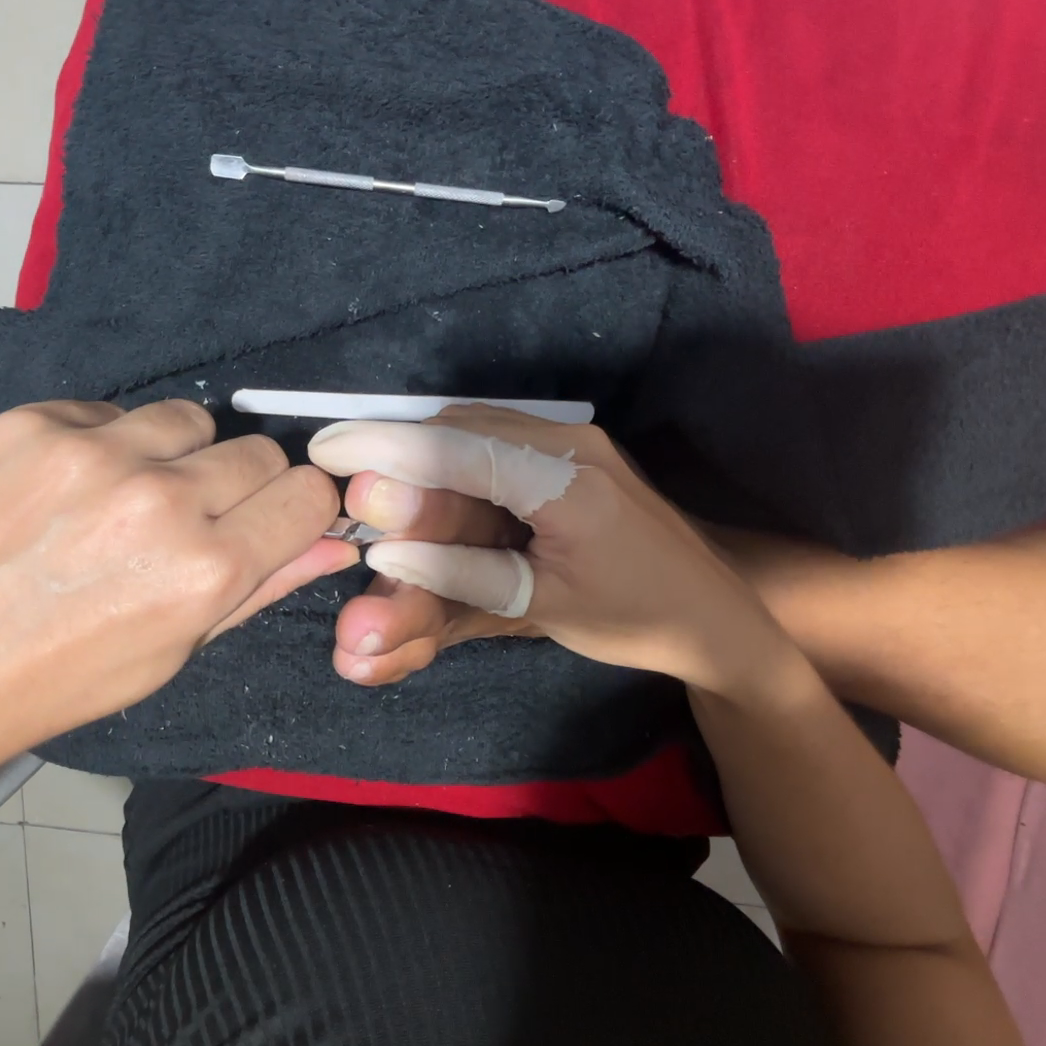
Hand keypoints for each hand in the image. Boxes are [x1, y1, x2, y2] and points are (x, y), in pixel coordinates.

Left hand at [0, 400, 355, 759]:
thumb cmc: (52, 685)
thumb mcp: (172, 654)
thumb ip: (261, 587)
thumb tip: (338, 543)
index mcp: (205, 572)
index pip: (309, 494)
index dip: (300, 509)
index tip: (274, 521)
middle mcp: (159, 500)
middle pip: (258, 451)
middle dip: (243, 485)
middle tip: (192, 522)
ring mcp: (89, 453)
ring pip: (189, 419)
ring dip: (177, 456)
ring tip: (125, 500)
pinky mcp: (28, 423)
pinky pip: (109, 412)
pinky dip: (105, 443)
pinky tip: (65, 490)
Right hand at [309, 405, 797, 695]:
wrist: (718, 612)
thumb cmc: (636, 617)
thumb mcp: (543, 605)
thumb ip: (463, 573)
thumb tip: (386, 550)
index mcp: (565, 478)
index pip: (458, 451)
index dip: (386, 449)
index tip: (327, 450)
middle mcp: (569, 441)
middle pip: (461, 428)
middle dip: (396, 447)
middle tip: (341, 469)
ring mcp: (576, 442)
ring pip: (478, 431)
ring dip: (423, 452)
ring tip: (373, 479)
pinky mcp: (576, 454)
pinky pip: (499, 443)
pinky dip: (454, 460)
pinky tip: (428, 484)